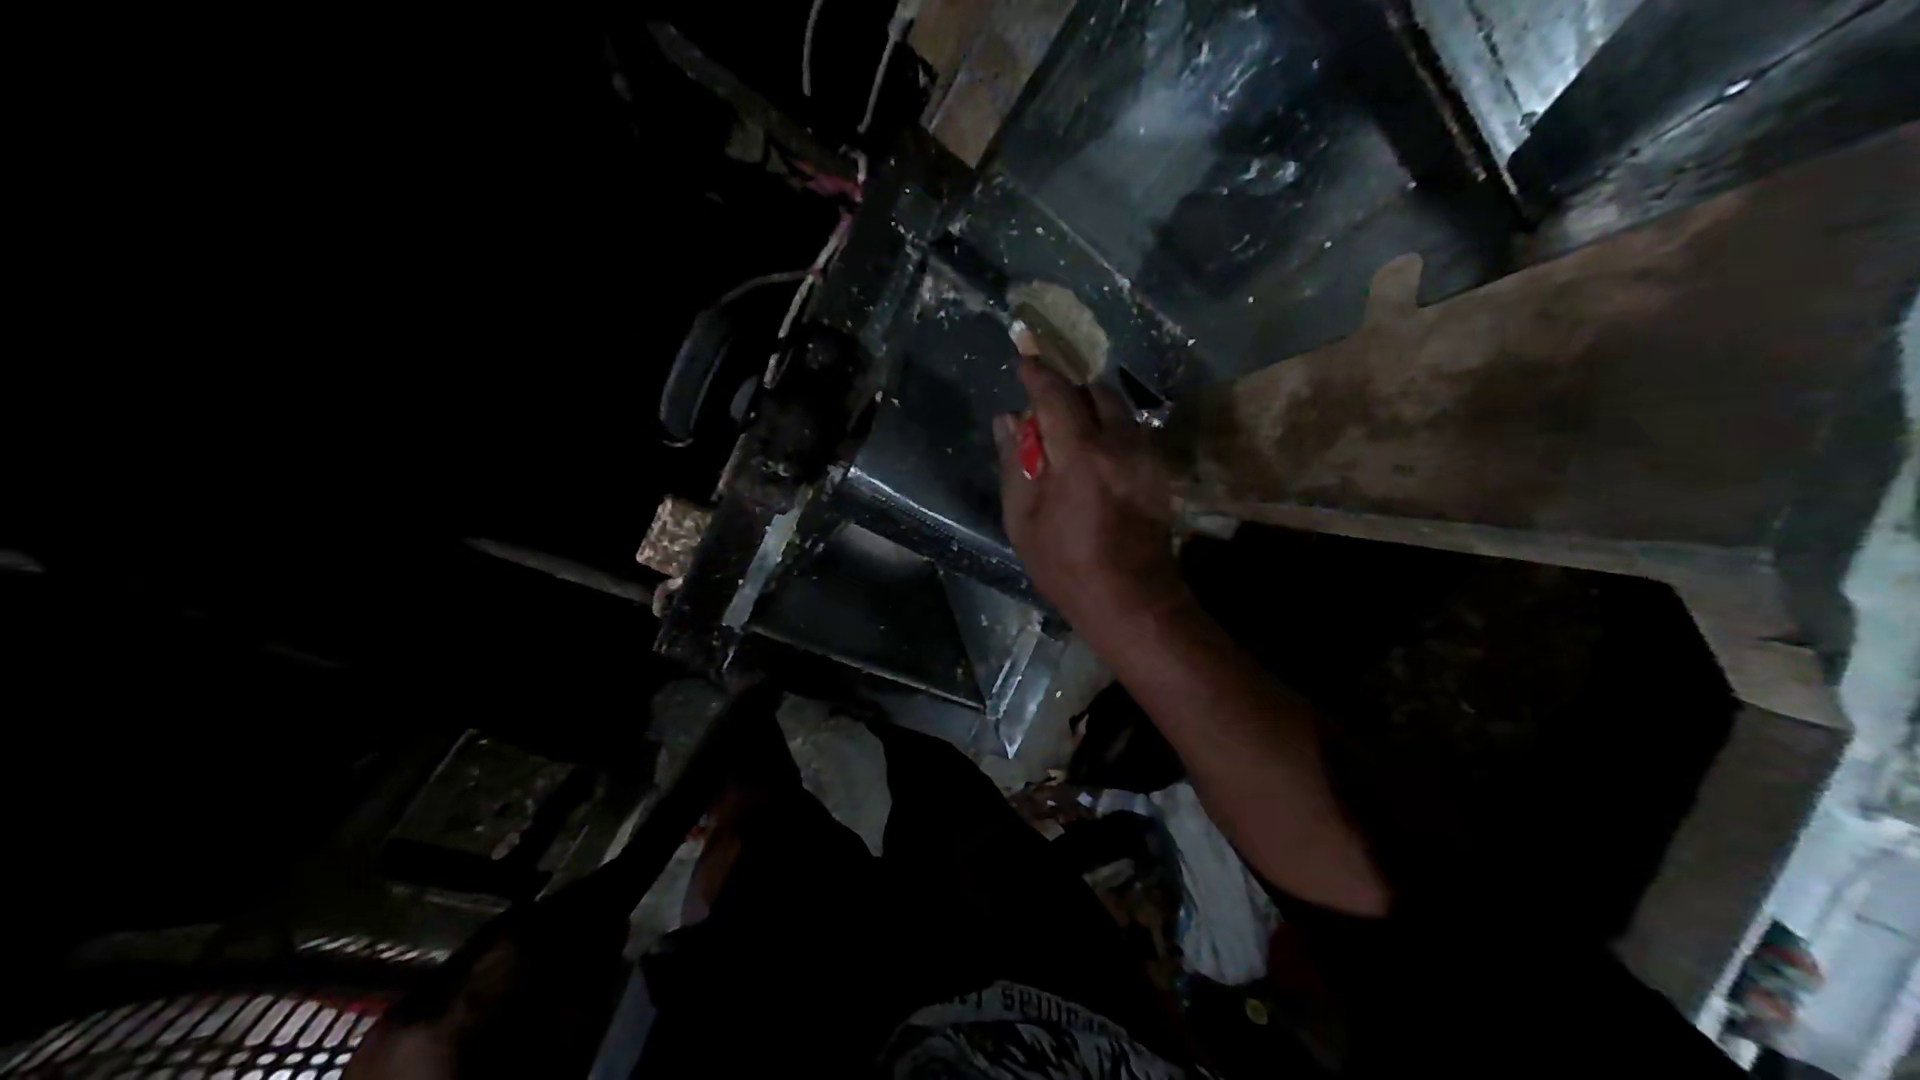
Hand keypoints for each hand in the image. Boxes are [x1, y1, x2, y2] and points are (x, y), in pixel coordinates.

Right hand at [993, 359, 1186, 630]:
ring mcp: (1145, 456)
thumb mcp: (1023, 520)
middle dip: (1068, 391)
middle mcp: (1119, 444)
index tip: (1023, 360)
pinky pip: (1132, 430)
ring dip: (1092, 408)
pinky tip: (1094, 458)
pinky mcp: (1158, 471)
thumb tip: (1007, 420)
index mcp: (1080, 456)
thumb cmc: (1066, 566)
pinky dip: (1110, 428)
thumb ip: (1015, 463)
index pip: (1056, 395)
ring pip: (1119, 408)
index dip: (1037, 374)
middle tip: (1045, 414)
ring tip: (1069, 436)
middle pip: (1095, 391)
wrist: (1131, 599)